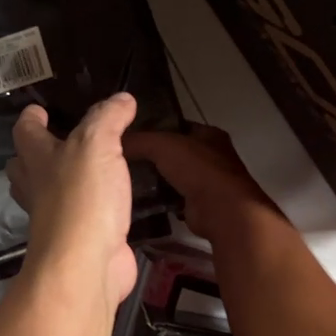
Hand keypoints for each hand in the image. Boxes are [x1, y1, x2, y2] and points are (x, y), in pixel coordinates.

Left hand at [6, 93, 139, 305]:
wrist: (84, 264)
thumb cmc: (82, 198)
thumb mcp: (97, 145)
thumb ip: (108, 119)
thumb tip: (121, 99)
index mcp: (35, 159)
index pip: (24, 131)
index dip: (31, 117)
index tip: (38, 108)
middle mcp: (37, 187)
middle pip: (24, 165)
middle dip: (34, 152)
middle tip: (55, 139)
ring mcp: (53, 216)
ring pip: (47, 192)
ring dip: (58, 180)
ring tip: (83, 168)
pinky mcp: (75, 239)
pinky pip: (77, 215)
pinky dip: (88, 205)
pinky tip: (108, 200)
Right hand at [123, 124, 278, 243]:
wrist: (222, 210)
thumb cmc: (197, 168)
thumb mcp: (162, 144)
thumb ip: (138, 140)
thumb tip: (113, 140)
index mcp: (209, 134)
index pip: (176, 126)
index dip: (154, 128)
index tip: (130, 135)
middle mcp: (211, 156)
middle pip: (173, 152)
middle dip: (151, 156)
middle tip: (122, 159)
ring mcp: (207, 182)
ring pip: (172, 175)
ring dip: (154, 179)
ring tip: (125, 179)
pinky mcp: (199, 204)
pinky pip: (173, 197)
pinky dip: (159, 199)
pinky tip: (139, 199)